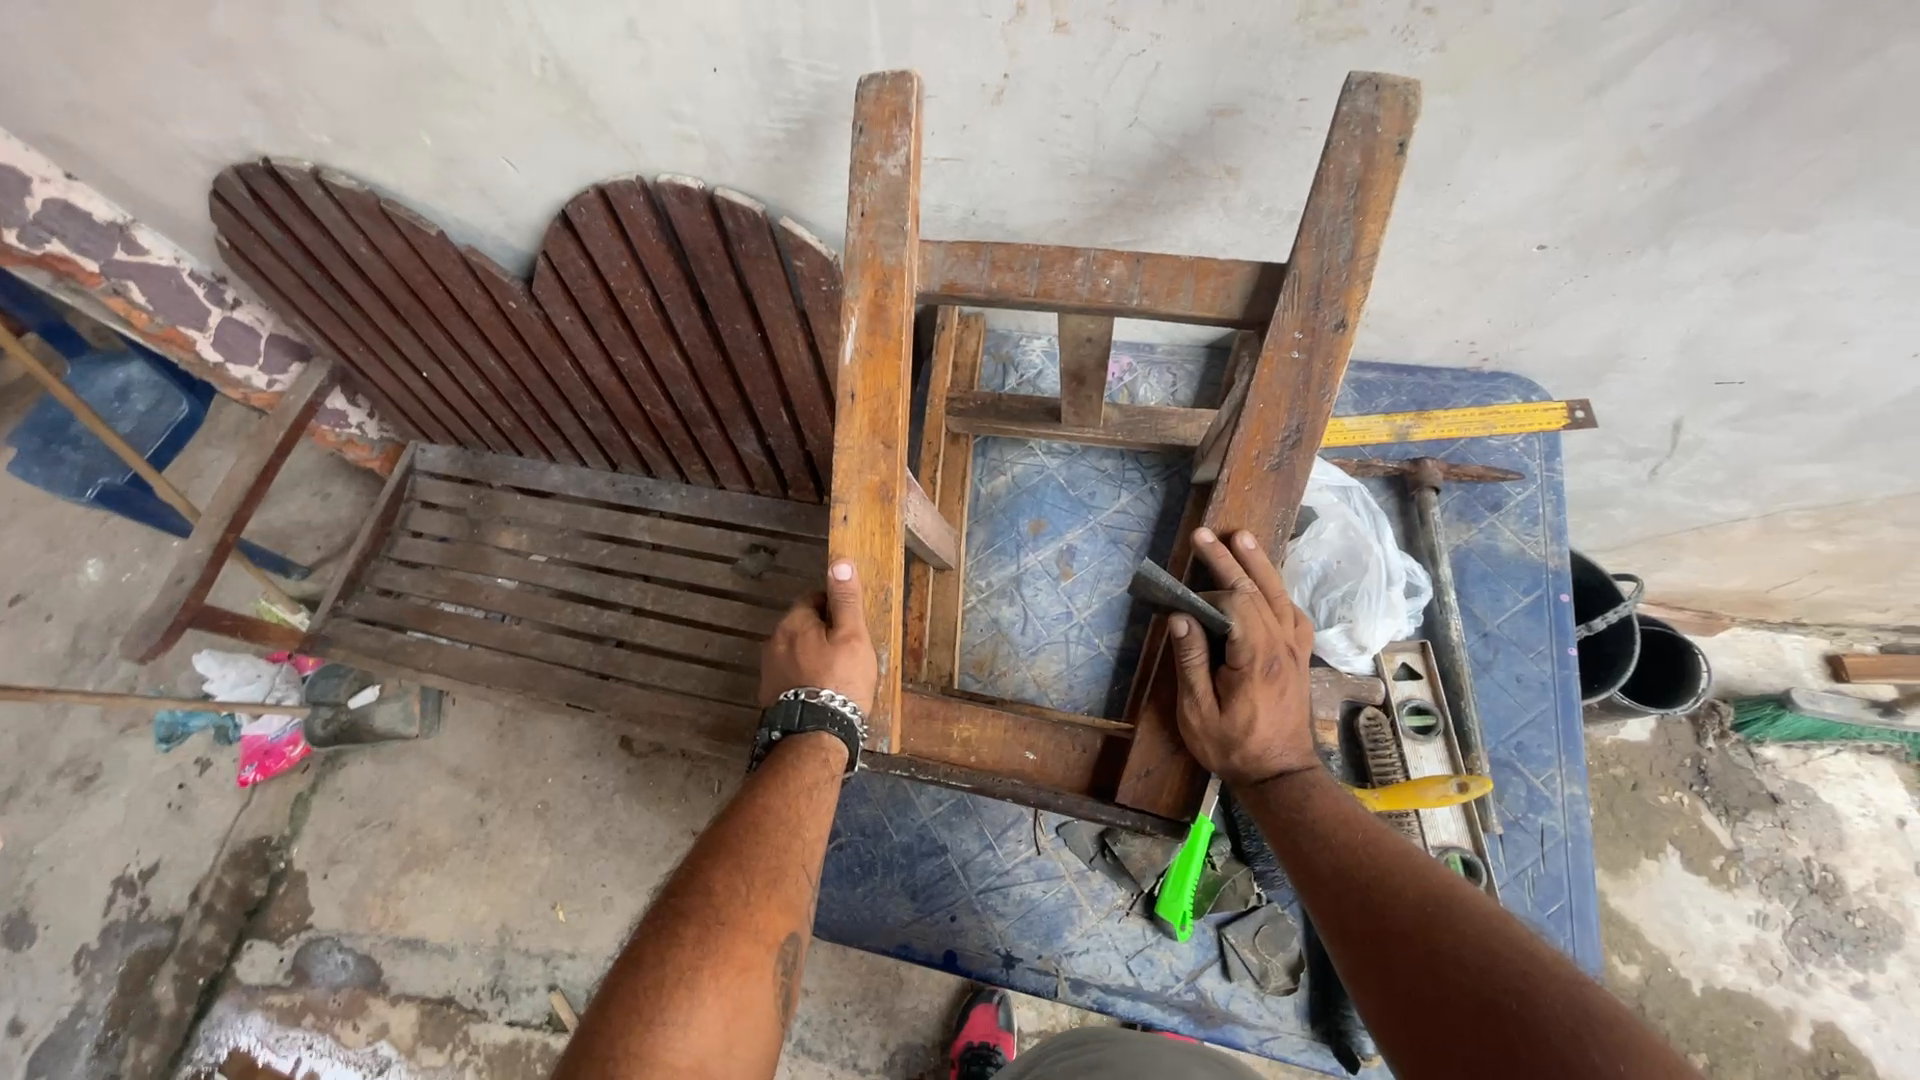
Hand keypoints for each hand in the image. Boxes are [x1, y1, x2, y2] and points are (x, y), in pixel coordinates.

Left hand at [759, 560, 878, 715]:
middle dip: (823, 632)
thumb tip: (840, 562)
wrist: (815, 736)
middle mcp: (774, 641)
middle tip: (849, 652)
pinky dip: (804, 677)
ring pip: (796, 651)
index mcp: (793, 622)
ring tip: (838, 675)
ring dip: (813, 655)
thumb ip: (845, 600)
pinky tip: (822, 692)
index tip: (853, 626)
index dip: (837, 608)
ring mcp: (768, 670)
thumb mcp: (852, 637)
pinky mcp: (770, 694)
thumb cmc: (840, 681)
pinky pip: (791, 675)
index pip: (815, 598)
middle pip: (803, 625)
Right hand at [1167, 528, 1317, 787]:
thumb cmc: (1233, 748)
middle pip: (1258, 591)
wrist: (1280, 776)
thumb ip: (1191, 663)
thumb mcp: (1198, 713)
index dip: (1209, 596)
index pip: (1236, 605)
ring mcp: (1296, 650)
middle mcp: (1282, 646)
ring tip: (1241, 538)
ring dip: (1259, 566)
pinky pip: (1292, 613)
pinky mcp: (1300, 657)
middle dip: (1229, 560)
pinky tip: (1267, 583)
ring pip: (1280, 596)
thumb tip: (1180, 618)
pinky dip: (1278, 591)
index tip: (1184, 606)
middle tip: (1204, 535)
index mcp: (1257, 658)